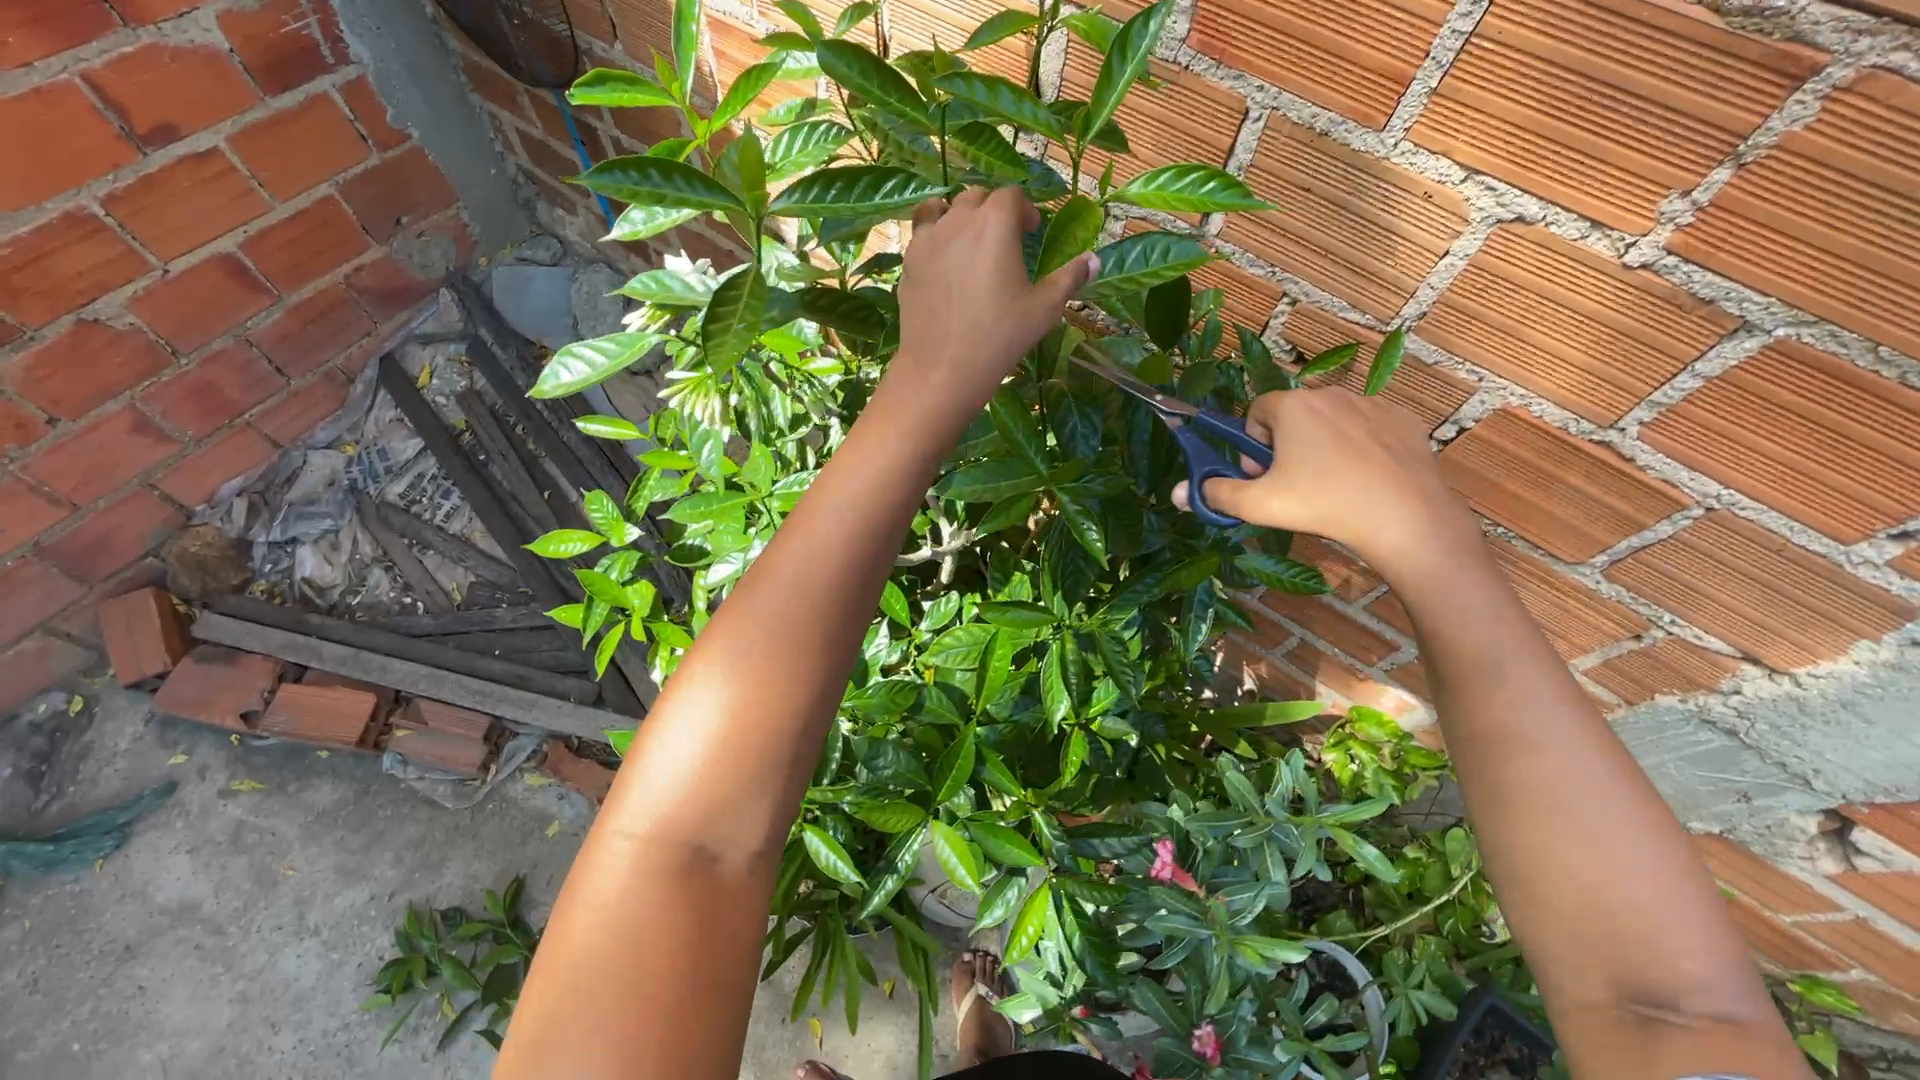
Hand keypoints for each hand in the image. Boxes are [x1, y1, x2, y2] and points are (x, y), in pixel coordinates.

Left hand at [886, 186, 1099, 414]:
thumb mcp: (1044, 308)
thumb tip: (1095, 260)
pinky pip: (921, 234)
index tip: (1032, 231)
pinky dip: (934, 237)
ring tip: (969, 242)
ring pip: (942, 209)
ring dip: (959, 216)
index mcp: (996, 223)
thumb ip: (1069, 278)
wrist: (943, 368)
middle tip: (1004, 238)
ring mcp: (928, 239)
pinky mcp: (908, 261)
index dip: (1024, 209)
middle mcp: (958, 220)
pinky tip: (944, 263)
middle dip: (993, 210)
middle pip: (976, 197)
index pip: (1011, 196)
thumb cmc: (1000, 336)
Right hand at [1173, 387, 1475, 573]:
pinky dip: (1362, 449)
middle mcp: (1331, 394)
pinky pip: (1369, 429)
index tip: (1263, 475)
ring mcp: (1372, 404)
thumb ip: (1216, 494)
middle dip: (1287, 445)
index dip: (1253, 444)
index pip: (1257, 411)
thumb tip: (1180, 493)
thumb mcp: (1258, 506)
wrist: (1403, 517)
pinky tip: (1366, 480)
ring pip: (1332, 421)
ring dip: (1323, 445)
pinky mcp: (1404, 420)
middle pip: (1294, 415)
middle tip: (1293, 485)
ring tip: (1333, 486)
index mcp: (1293, 406)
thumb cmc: (1322, 505)